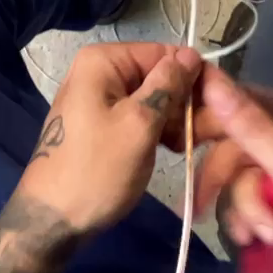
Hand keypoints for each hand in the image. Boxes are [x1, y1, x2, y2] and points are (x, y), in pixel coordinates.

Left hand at [16, 42, 202, 232]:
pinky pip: (138, 114)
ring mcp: (99, 96)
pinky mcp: (102, 121)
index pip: (163, 53)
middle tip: (202, 136)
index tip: (219, 107)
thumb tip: (191, 53)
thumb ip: (167, 85)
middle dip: (183, 102)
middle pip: (157, 74)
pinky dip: (157, 129)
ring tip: (186, 145)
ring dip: (173, 119)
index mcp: (104, 60)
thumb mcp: (138, 125)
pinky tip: (171, 148)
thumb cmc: (97, 169)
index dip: (193, 76)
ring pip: (151, 97)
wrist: (53, 219)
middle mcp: (99, 69)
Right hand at [193, 67, 272, 272]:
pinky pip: (246, 193)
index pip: (244, 95)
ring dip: (244, 205)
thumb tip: (210, 78)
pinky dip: (248, 217)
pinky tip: (259, 239)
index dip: (210, 110)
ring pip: (238, 170)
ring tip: (263, 235)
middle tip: (197, 196)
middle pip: (235, 135)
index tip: (177, 126)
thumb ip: (250, 126)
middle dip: (226, 175)